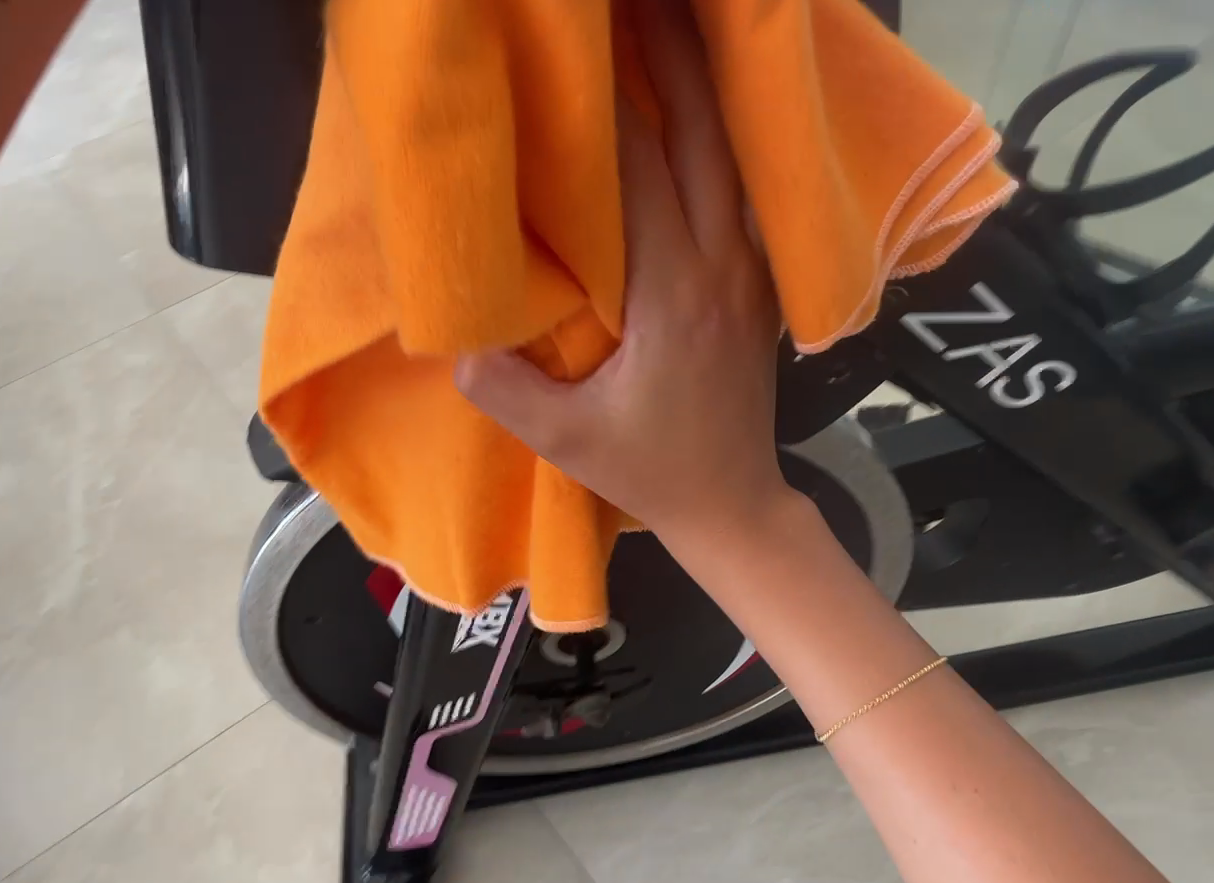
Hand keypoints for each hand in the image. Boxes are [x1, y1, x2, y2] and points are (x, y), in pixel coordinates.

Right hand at [453, 0, 786, 543]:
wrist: (731, 502)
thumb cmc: (649, 472)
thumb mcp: (564, 442)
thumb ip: (503, 390)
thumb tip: (455, 336)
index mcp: (676, 297)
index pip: (637, 176)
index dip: (600, 109)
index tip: (566, 57)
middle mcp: (724, 268)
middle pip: (702, 136)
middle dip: (669, 56)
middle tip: (634, 7)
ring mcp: (750, 272)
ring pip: (733, 155)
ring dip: (701, 85)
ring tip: (670, 29)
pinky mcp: (758, 284)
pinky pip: (745, 190)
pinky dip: (723, 138)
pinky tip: (701, 111)